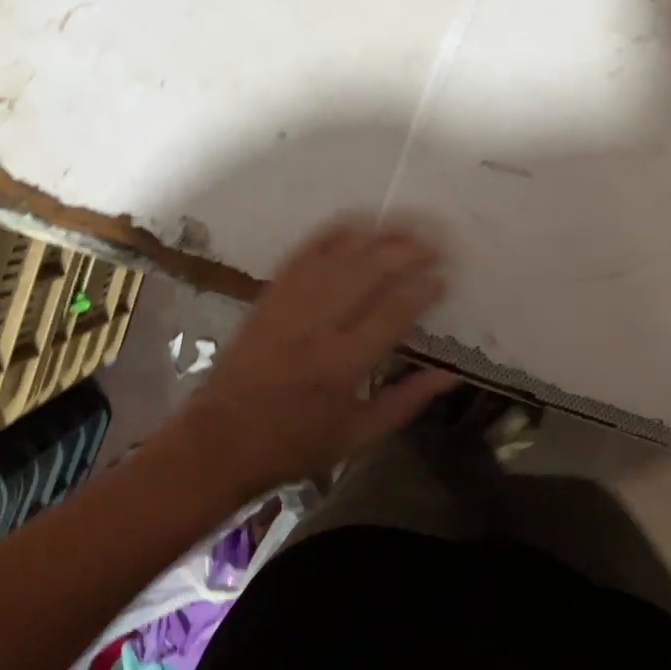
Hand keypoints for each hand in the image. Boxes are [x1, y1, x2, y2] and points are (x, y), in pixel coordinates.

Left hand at [180, 217, 461, 494]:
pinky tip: (358, 226)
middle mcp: (317, 326)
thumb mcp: (358, 435)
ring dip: (377, 236)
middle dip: (407, 251)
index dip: (423, 290)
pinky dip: (334, 235)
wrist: (220, 440)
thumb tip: (451, 374)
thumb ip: (407, 400)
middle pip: (369, 272)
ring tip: (407, 227)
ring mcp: (290, 305)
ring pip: (340, 256)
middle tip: (435, 244)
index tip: (444, 279)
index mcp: (343, 364)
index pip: (393, 312)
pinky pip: (305, 254)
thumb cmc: (295, 444)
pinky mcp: (270, 295)